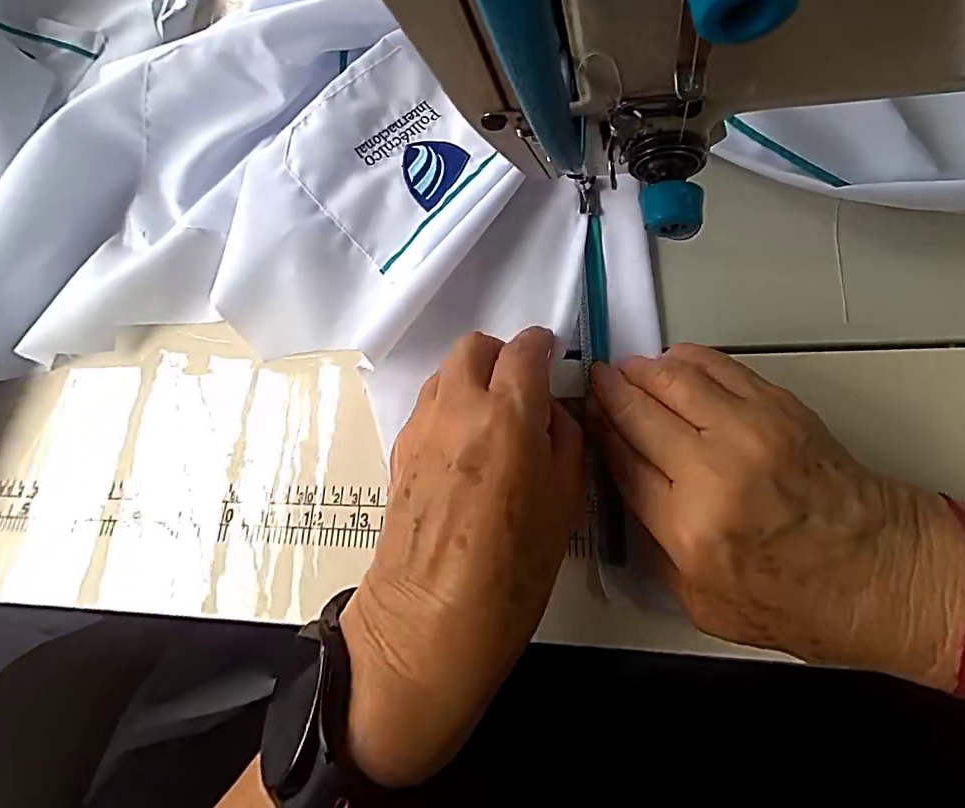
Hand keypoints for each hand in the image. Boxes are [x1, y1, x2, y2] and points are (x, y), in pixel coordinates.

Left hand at [340, 327, 584, 786]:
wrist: (427, 619)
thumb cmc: (511, 573)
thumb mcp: (565, 506)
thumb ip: (564, 440)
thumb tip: (552, 410)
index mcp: (507, 417)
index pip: (524, 350)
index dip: (542, 345)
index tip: (550, 354)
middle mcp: (458, 407)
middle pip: (474, 346)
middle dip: (501, 355)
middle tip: (521, 386)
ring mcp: (422, 424)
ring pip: (446, 371)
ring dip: (472, 378)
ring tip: (493, 418)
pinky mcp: (400, 446)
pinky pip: (428, 404)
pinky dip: (450, 405)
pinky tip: (464, 446)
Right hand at [591, 344, 964, 685]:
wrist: (894, 579)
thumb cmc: (799, 604)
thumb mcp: (703, 604)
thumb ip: (651, 543)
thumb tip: (621, 479)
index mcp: (688, 527)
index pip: (619, 457)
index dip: (596, 428)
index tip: (584, 412)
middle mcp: (712, 471)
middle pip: (636, 411)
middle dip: (608, 391)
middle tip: (596, 381)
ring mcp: (750, 432)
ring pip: (669, 378)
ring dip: (640, 369)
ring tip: (630, 371)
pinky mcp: (779, 409)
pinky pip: (714, 366)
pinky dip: (682, 359)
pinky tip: (670, 365)